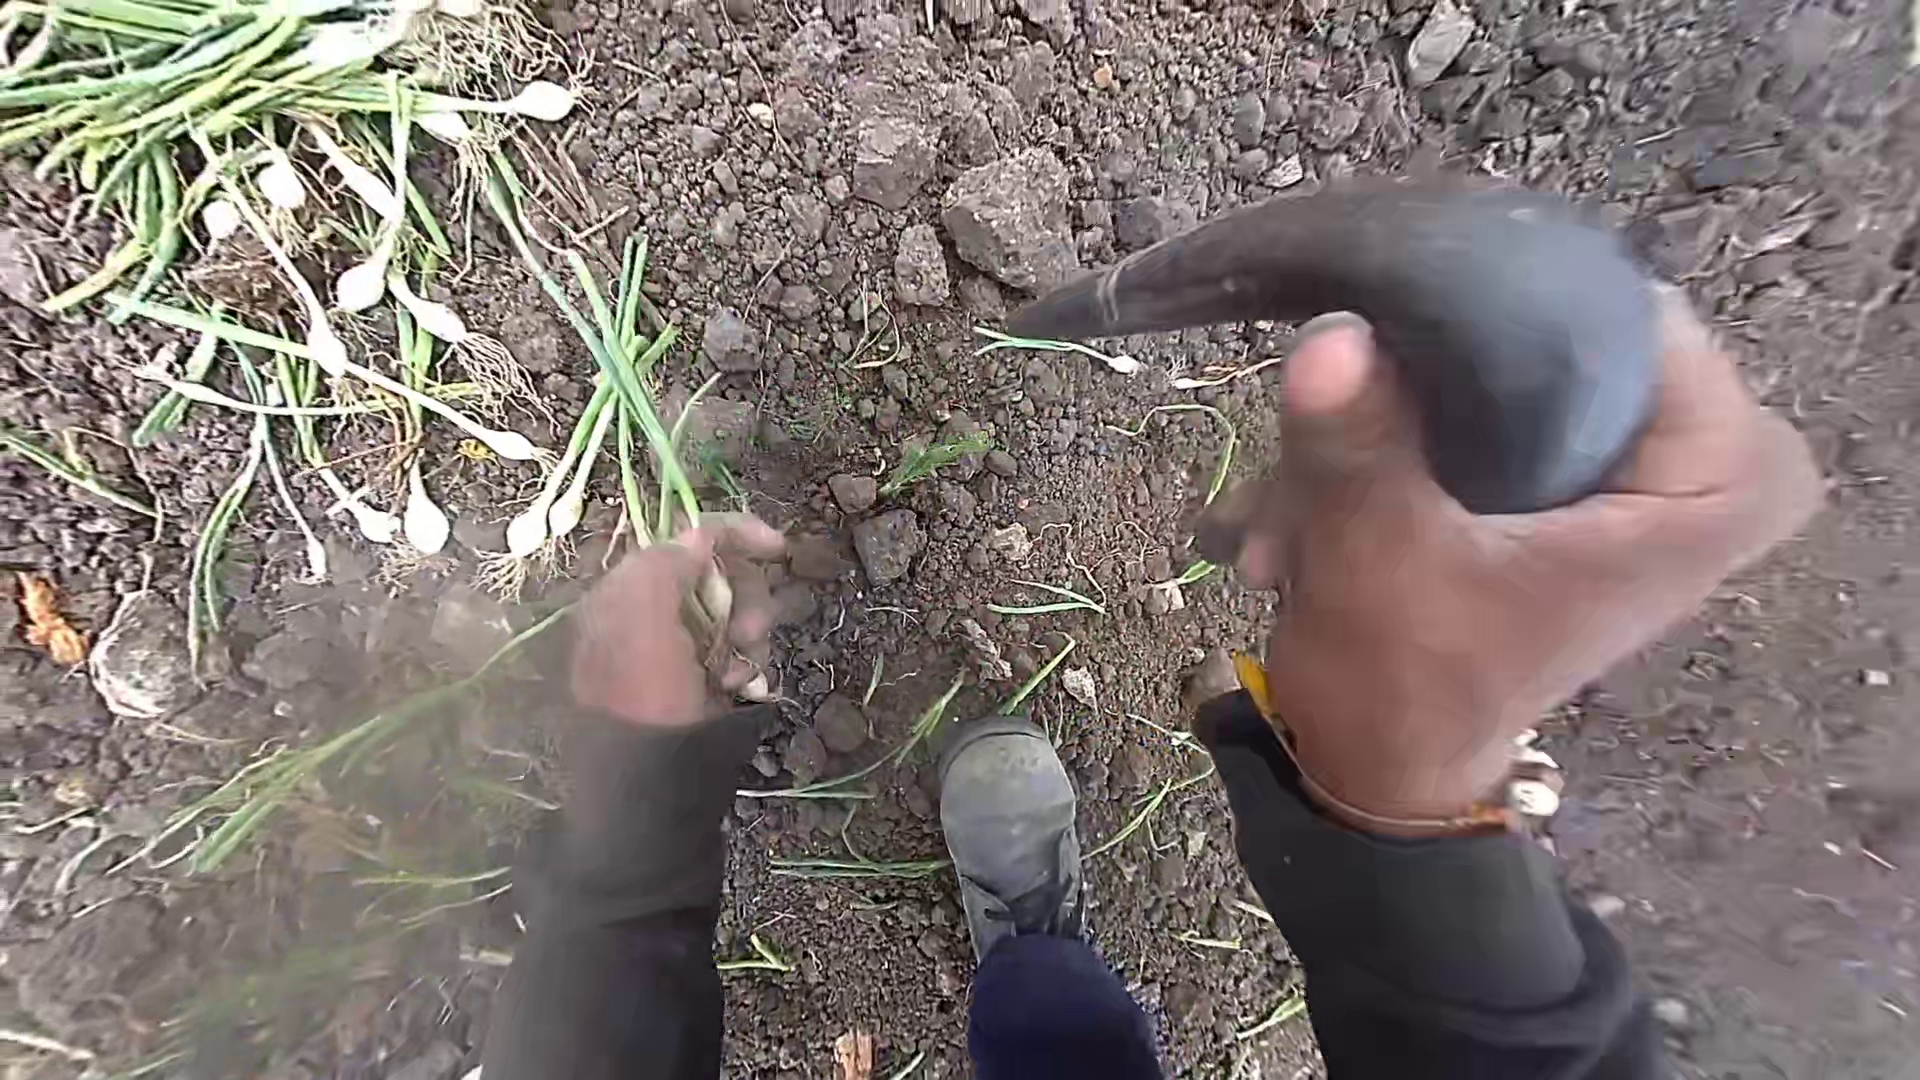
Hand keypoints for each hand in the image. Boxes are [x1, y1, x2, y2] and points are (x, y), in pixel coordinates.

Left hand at [571, 516, 785, 727]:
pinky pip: (748, 643)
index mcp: (637, 587)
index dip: (736, 533)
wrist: (653, 776)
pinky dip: (751, 659)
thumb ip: (665, 569)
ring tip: (738, 669)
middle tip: (748, 631)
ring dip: (752, 633)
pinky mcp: (713, 664)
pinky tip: (739, 682)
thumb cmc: (644, 697)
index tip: (777, 547)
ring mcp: (691, 637)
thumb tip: (700, 535)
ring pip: (744, 607)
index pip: (692, 537)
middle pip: (727, 572)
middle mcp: (664, 605)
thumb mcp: (643, 625)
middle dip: (747, 597)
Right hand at [1214, 297, 1820, 829]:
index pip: (1613, 326)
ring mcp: (1560, 485)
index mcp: (1705, 480)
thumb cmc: (1401, 680)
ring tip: (1279, 548)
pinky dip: (1338, 494)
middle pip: (1502, 372)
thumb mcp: (1373, 557)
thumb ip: (1356, 445)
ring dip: (1335, 475)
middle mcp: (1650, 468)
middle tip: (1299, 495)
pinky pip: (1408, 452)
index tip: (1370, 359)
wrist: (1365, 757)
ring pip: (1433, 413)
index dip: (1477, 334)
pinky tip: (1285, 549)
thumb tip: (1327, 334)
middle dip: (1376, 430)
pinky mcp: (1491, 504)